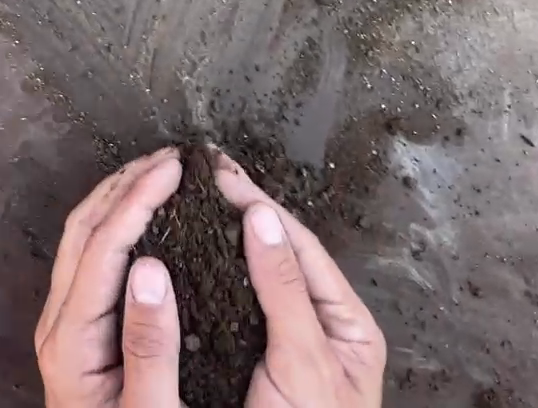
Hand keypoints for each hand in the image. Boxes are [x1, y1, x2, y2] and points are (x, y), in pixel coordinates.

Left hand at [35, 147, 184, 407]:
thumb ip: (150, 348)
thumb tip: (153, 268)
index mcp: (71, 337)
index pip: (103, 246)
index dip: (138, 200)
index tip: (174, 169)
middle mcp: (60, 317)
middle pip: (86, 227)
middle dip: (126, 183)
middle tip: (170, 157)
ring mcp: (64, 317)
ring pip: (84, 233)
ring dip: (119, 193)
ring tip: (159, 169)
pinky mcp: (77, 321)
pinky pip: (92, 251)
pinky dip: (117, 217)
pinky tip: (145, 210)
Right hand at [213, 152, 386, 407]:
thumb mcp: (305, 364)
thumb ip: (284, 290)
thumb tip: (260, 216)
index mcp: (345, 319)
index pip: (298, 243)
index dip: (258, 203)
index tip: (220, 173)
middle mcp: (320, 320)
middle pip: (278, 249)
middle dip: (242, 208)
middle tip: (203, 172)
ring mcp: (290, 335)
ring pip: (256, 269)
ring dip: (227, 232)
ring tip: (195, 196)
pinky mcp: (259, 350)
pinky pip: (238, 296)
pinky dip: (217, 267)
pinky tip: (193, 249)